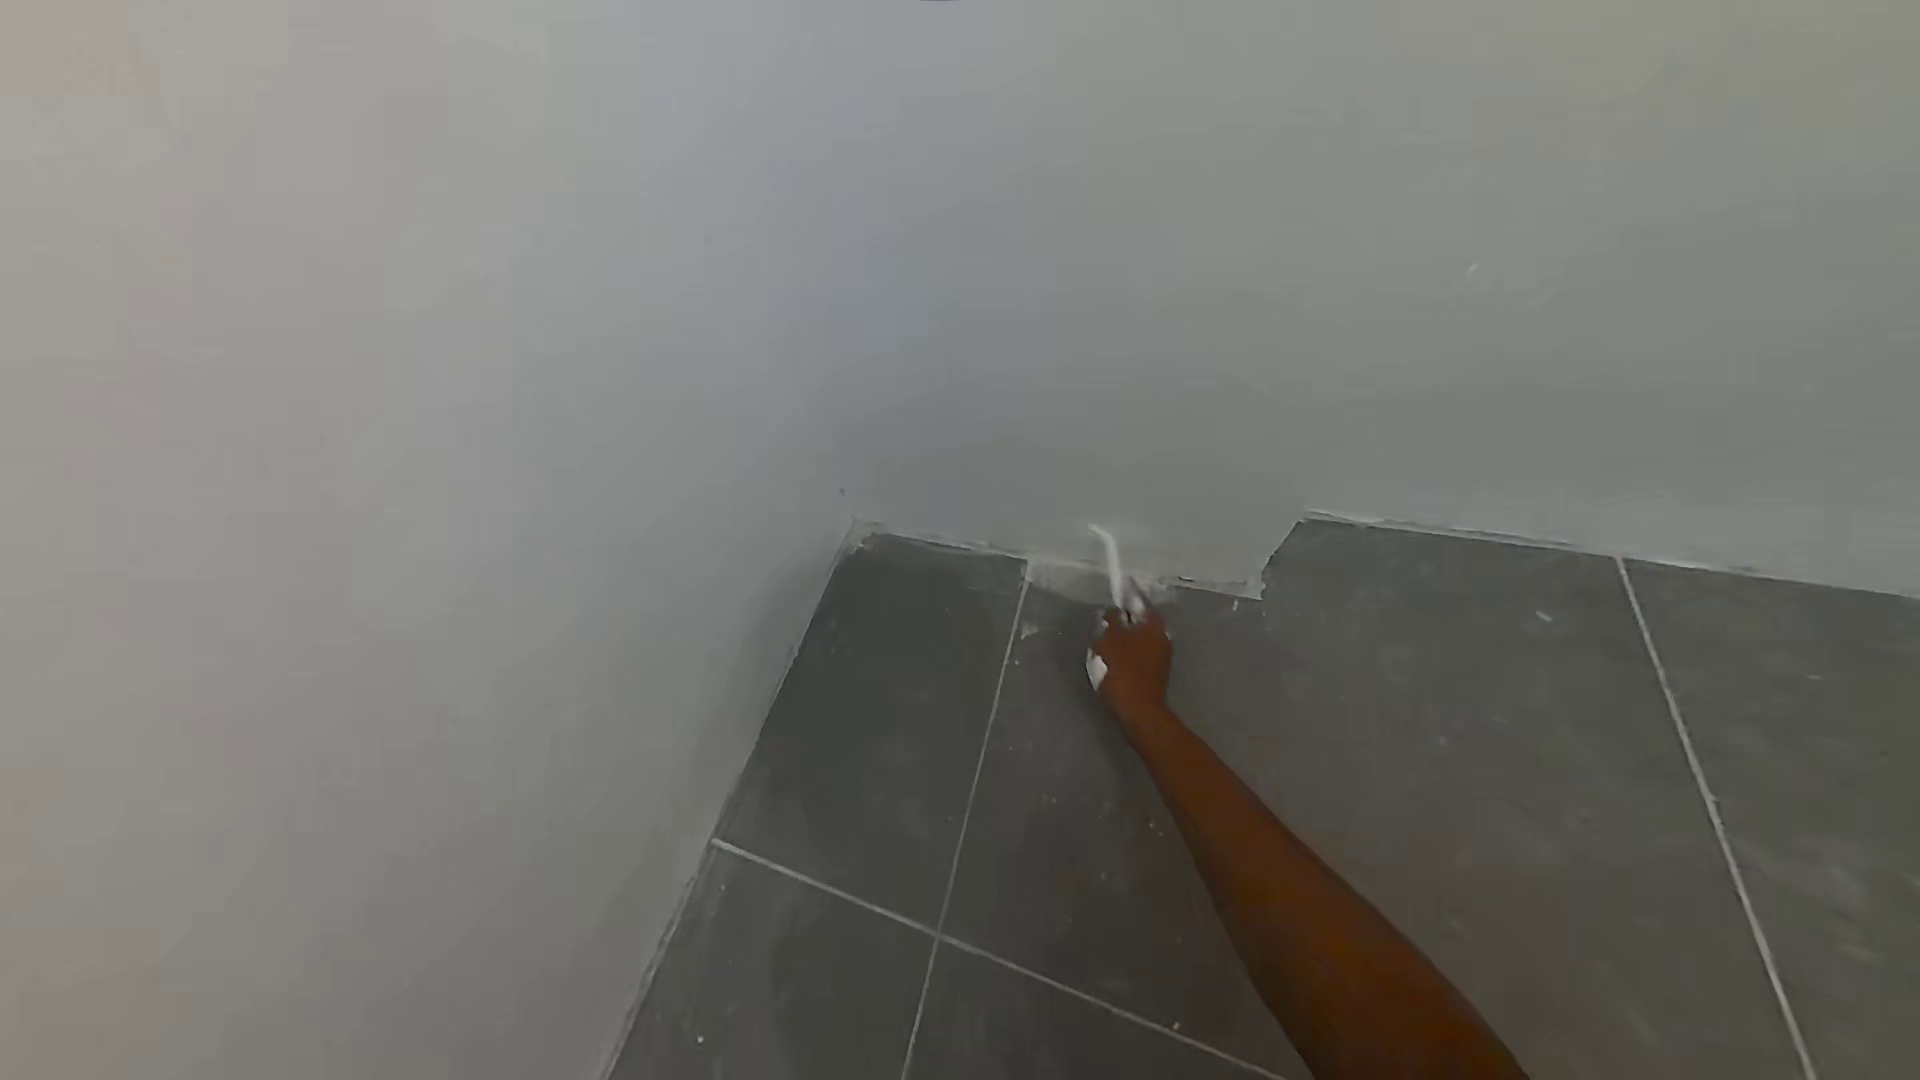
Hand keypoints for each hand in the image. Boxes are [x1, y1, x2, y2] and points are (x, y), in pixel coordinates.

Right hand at [1088, 605, 1171, 717]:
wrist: (1138, 711)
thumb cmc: (1123, 671)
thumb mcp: (1111, 640)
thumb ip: (1113, 621)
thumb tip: (1114, 611)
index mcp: (1155, 627)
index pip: (1142, 604)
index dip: (1128, 599)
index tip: (1114, 598)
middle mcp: (1163, 639)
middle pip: (1142, 622)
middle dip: (1125, 620)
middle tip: (1105, 621)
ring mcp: (1161, 658)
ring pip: (1140, 639)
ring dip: (1125, 638)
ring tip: (1104, 640)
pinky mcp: (1154, 674)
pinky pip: (1138, 655)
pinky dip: (1127, 653)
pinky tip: (1112, 658)